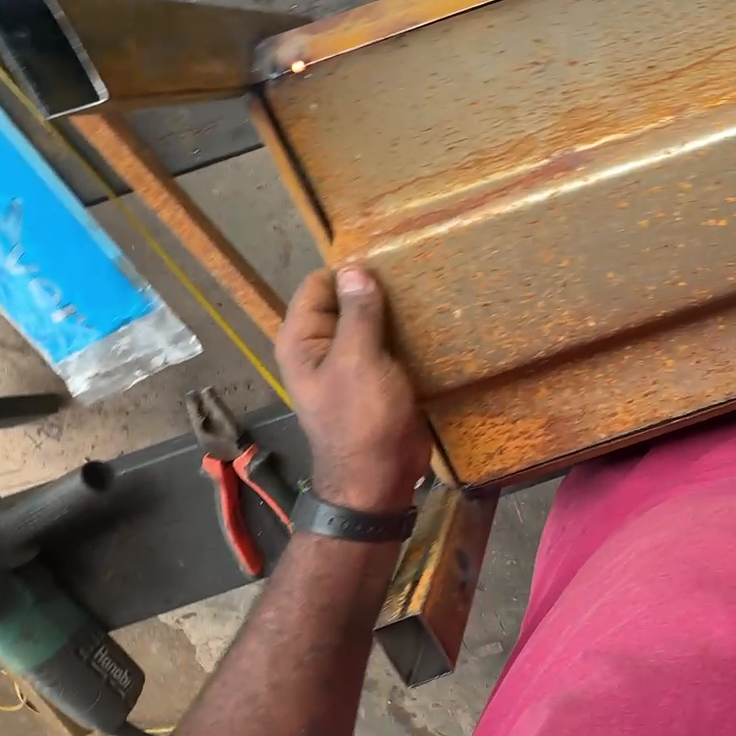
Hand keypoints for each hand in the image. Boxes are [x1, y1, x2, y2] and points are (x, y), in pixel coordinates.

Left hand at [275, 266, 430, 514]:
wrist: (379, 476)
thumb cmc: (361, 419)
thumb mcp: (359, 361)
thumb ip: (358, 314)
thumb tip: (356, 269)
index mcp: (303, 341)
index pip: (319, 286)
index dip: (349, 272)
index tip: (388, 260)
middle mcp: (323, 348)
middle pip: (346, 302)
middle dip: (376, 289)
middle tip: (416, 273)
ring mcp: (352, 364)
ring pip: (372, 323)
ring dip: (395, 312)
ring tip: (429, 292)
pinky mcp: (379, 378)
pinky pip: (390, 345)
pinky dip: (406, 334)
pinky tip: (432, 323)